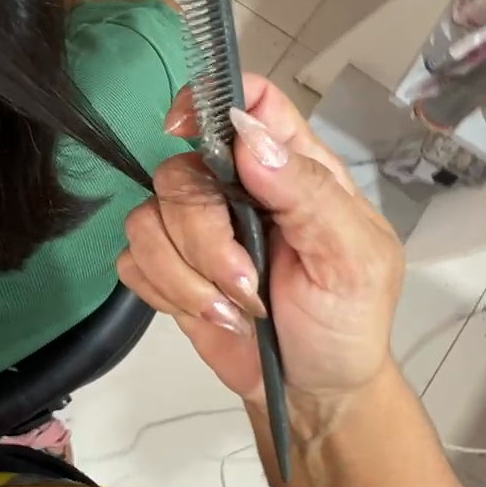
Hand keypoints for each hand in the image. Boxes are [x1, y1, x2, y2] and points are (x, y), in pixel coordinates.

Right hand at [118, 74, 404, 406]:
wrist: (307, 388)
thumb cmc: (346, 320)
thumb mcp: (353, 259)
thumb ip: (308, 194)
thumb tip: (248, 138)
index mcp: (289, 169)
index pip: (251, 102)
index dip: (212, 98)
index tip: (186, 130)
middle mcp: (232, 188)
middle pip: (179, 173)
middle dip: (203, 238)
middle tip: (245, 283)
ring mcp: (192, 228)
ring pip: (145, 220)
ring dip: (186, 275)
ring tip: (233, 308)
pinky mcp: (163, 267)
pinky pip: (131, 260)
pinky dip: (165, 292)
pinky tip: (204, 311)